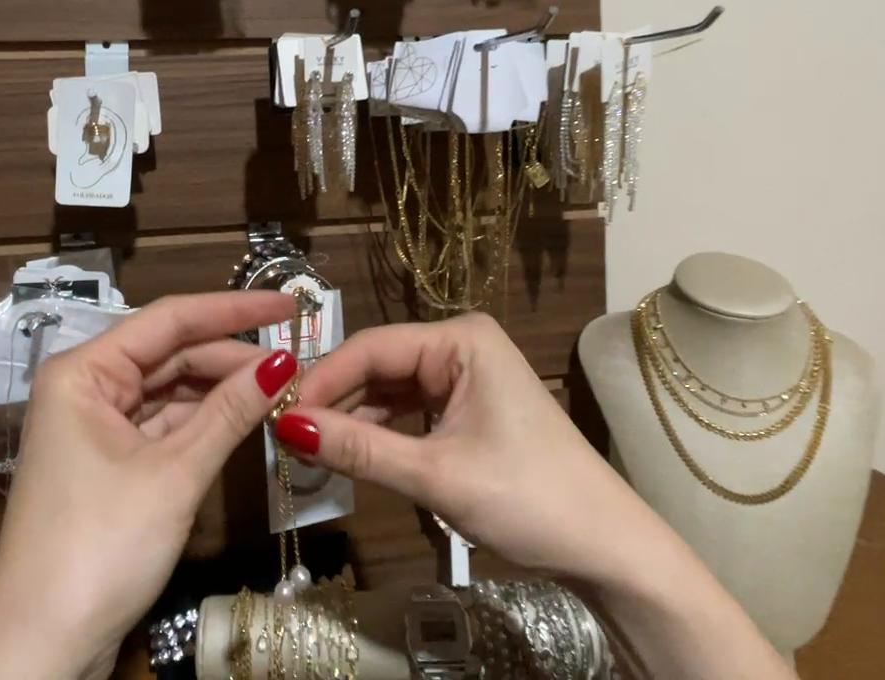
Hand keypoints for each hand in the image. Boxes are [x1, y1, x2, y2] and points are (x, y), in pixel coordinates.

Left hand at [0, 291, 300, 679]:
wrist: (41, 650)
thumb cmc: (100, 547)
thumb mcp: (175, 474)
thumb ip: (230, 412)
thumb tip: (285, 361)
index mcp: (83, 371)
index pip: (169, 320)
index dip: (233, 309)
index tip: (288, 302)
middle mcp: (86, 386)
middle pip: (170, 353)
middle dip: (232, 356)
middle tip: (296, 358)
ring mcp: (96, 425)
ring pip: (170, 389)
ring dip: (221, 390)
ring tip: (281, 386)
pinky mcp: (109, 461)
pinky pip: (164, 424)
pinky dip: (204, 421)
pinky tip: (246, 416)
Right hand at [278, 313, 794, 679]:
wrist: (606, 546)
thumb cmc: (528, 497)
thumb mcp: (436, 474)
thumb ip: (360, 448)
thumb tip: (286, 427)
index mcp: (461, 339)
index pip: (373, 346)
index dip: (322, 379)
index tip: (278, 413)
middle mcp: (462, 345)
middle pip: (380, 365)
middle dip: (335, 400)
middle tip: (285, 435)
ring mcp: (467, 375)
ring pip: (392, 388)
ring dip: (354, 417)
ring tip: (307, 447)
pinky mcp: (469, 406)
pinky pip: (411, 409)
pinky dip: (381, 431)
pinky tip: (350, 451)